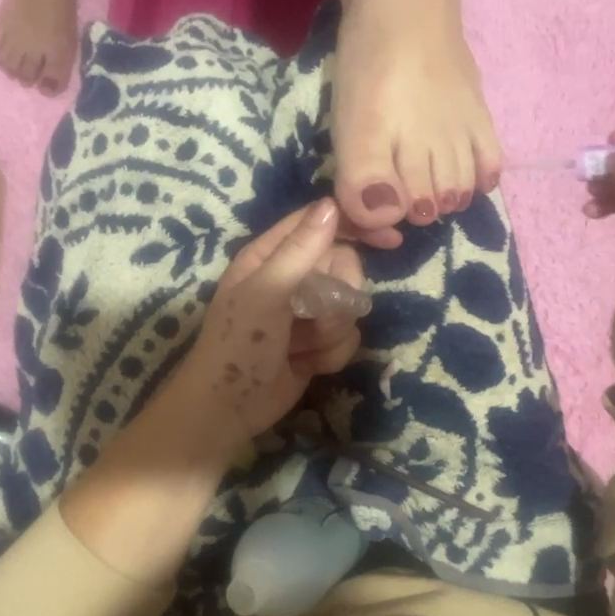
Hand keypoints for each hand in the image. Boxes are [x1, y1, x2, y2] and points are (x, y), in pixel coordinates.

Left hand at [165, 199, 364, 444]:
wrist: (227, 410)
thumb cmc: (237, 345)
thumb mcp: (266, 293)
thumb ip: (300, 251)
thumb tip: (331, 205)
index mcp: (269, 256)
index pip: (320, 223)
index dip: (354, 227)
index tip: (388, 239)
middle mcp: (290, 278)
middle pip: (344, 267)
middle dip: (338, 297)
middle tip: (317, 316)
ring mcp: (306, 312)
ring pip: (349, 307)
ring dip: (330, 332)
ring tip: (299, 347)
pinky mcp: (317, 344)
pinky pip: (348, 338)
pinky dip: (329, 355)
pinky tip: (304, 365)